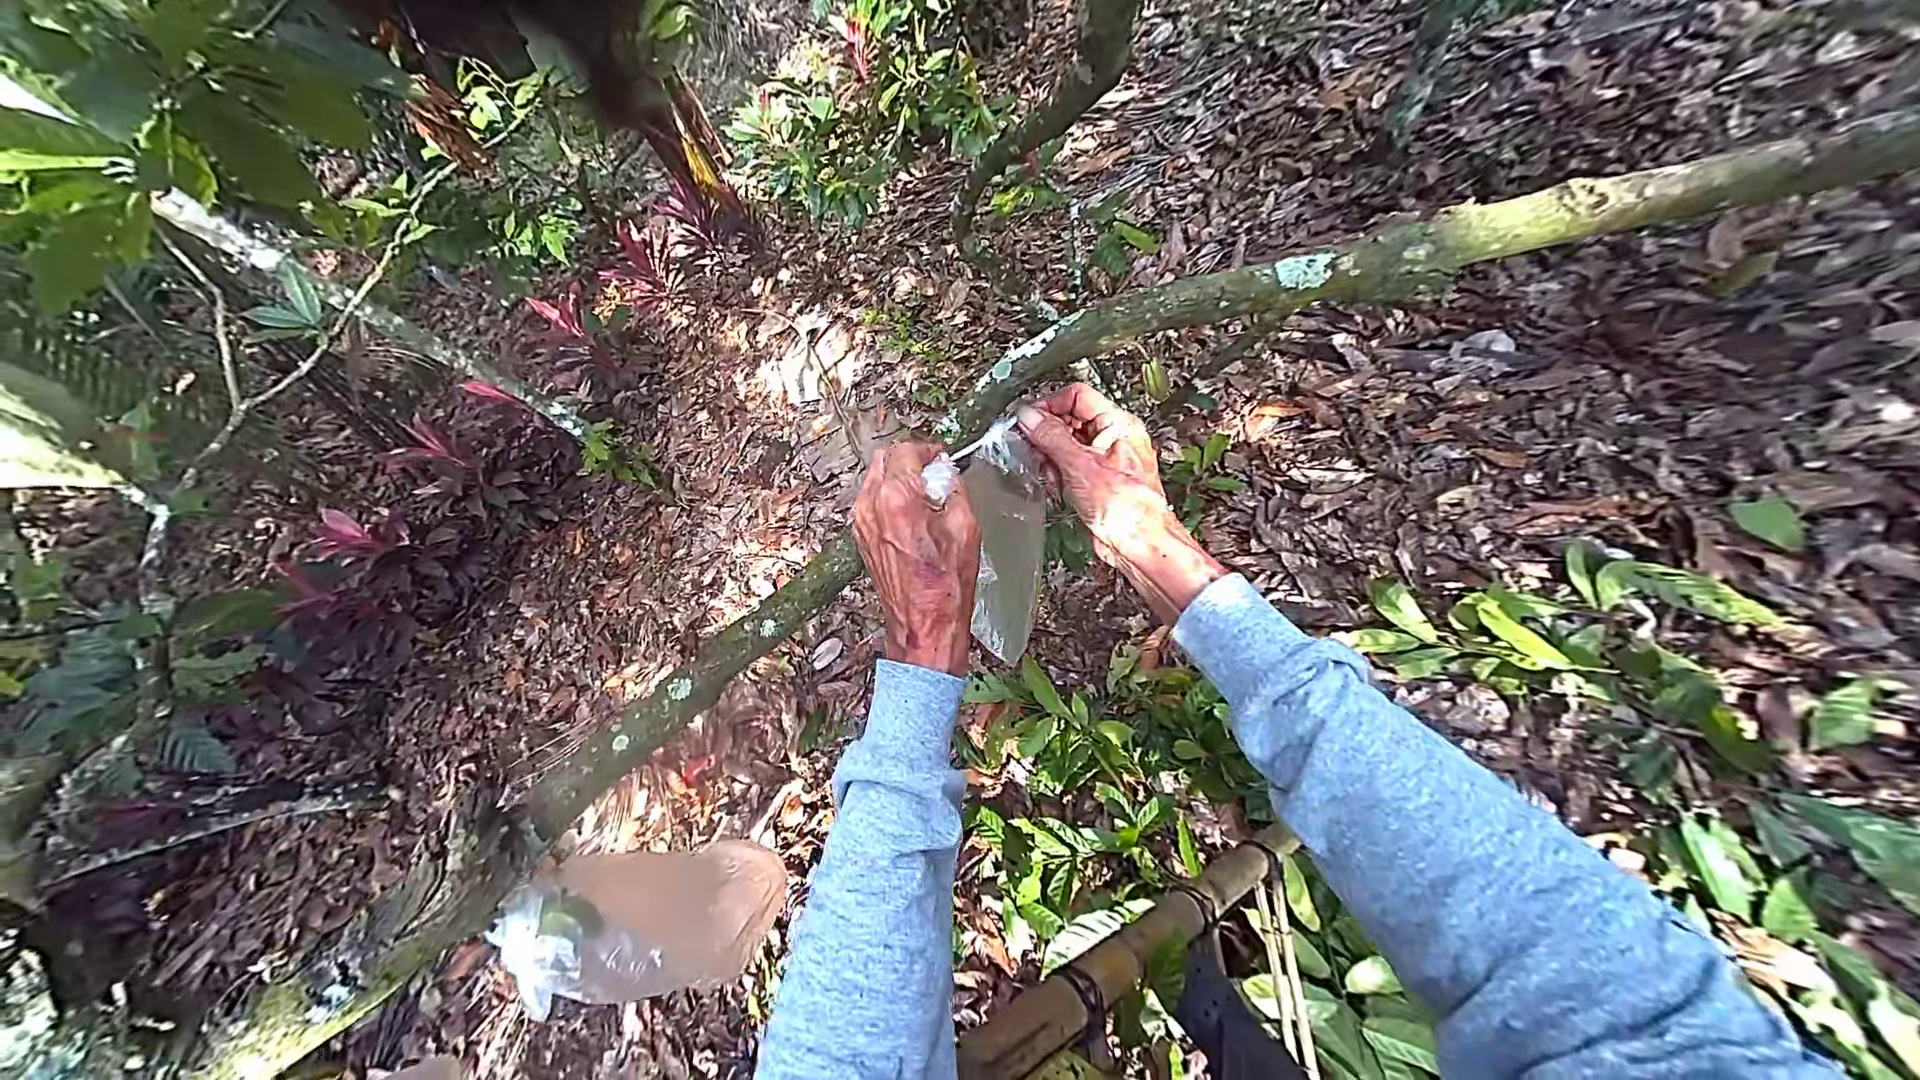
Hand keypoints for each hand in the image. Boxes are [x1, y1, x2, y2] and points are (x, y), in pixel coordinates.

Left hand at [853, 441, 980, 675]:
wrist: (923, 624)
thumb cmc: (944, 586)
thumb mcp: (965, 526)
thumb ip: (952, 488)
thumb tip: (944, 473)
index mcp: (897, 497)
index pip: (906, 450)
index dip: (928, 450)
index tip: (941, 458)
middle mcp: (872, 506)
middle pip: (884, 458)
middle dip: (910, 460)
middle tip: (934, 474)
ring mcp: (862, 522)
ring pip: (875, 478)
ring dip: (899, 478)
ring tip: (926, 497)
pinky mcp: (861, 537)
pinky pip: (872, 501)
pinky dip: (890, 497)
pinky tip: (913, 515)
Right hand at [1017, 384, 1225, 622]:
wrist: (1139, 544)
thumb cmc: (1127, 508)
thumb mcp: (1080, 466)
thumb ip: (1051, 437)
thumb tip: (1030, 417)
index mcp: (1118, 424)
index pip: (1076, 396)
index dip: (1049, 405)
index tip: (1028, 421)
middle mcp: (1113, 438)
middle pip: (1069, 420)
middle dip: (1047, 435)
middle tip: (1031, 447)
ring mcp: (1104, 460)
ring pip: (1066, 445)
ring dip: (1050, 457)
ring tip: (1047, 472)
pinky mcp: (1096, 481)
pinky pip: (1069, 467)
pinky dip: (1057, 473)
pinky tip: (1056, 485)